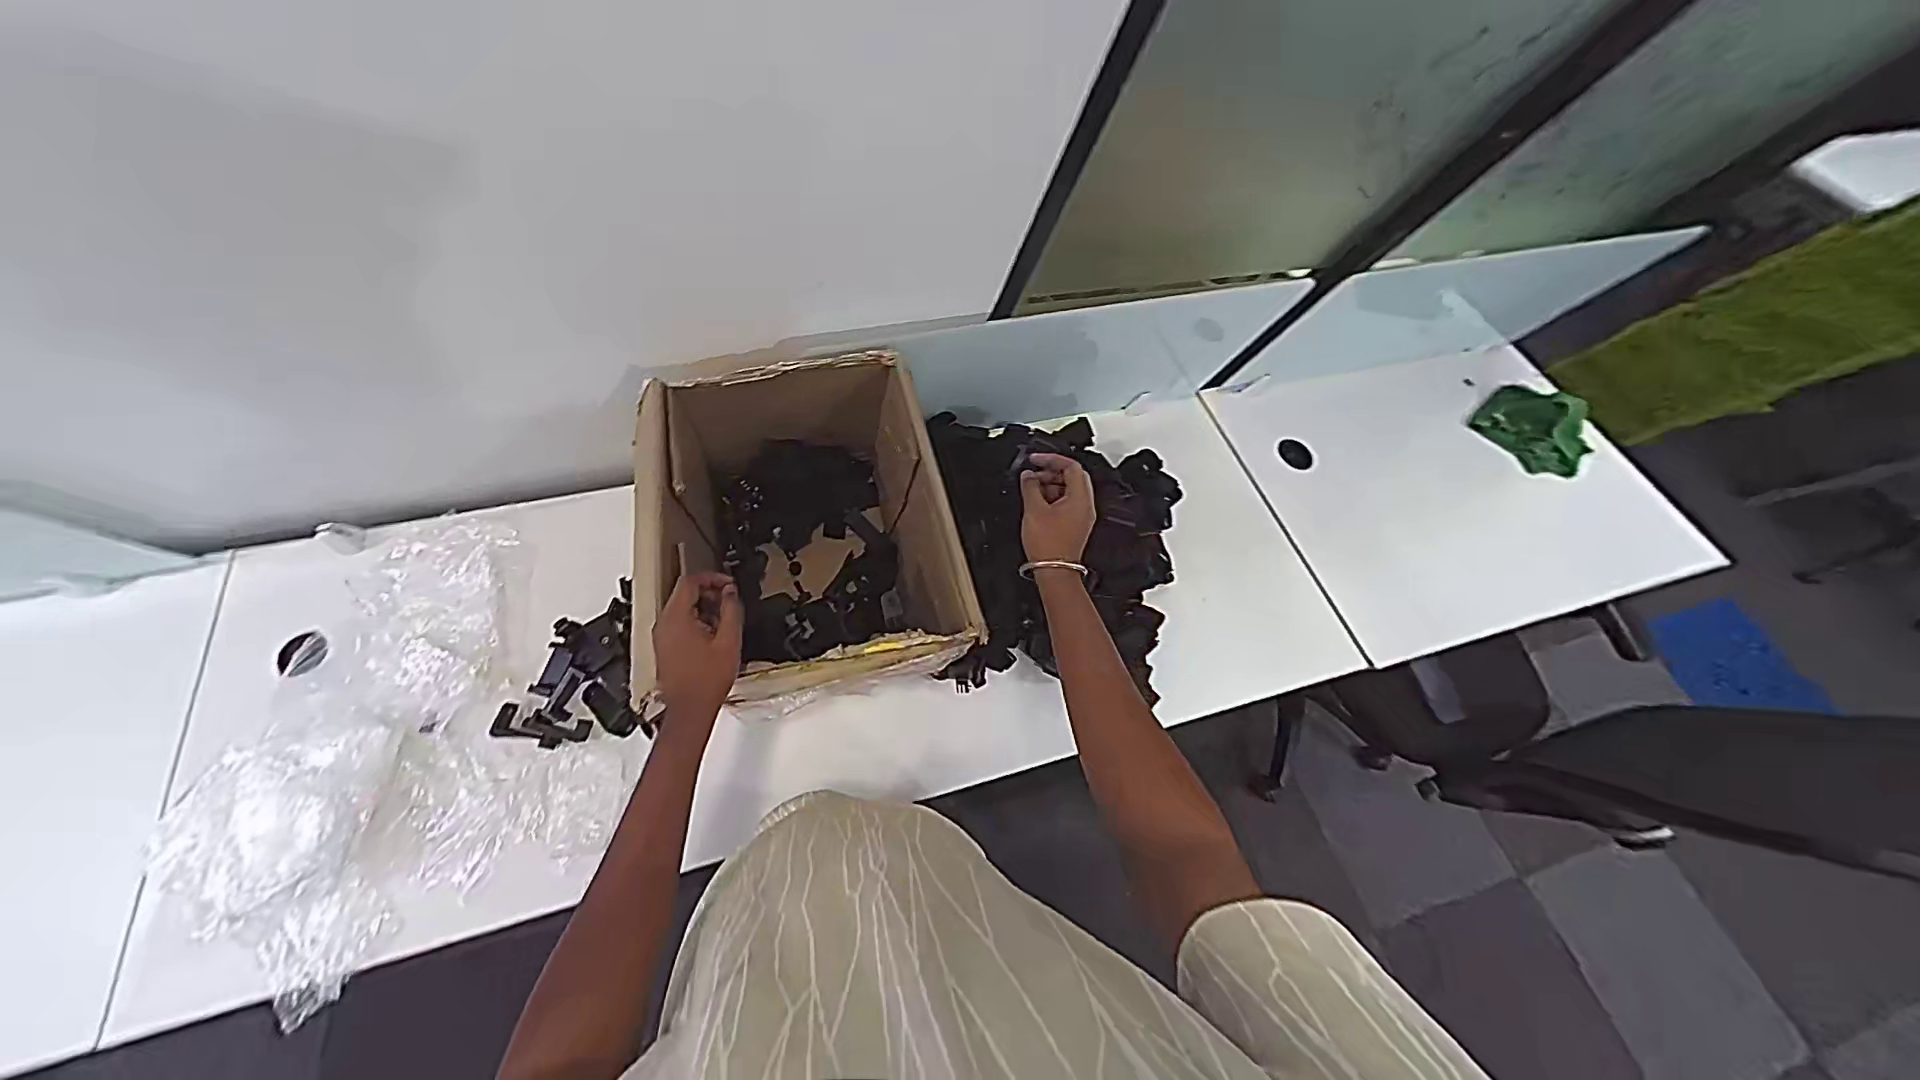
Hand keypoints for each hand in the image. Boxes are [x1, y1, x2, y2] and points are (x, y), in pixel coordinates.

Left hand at [651, 571, 742, 719]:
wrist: (690, 708)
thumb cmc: (706, 680)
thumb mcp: (729, 640)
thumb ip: (731, 610)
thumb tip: (730, 593)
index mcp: (676, 618)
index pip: (690, 582)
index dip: (712, 578)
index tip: (728, 584)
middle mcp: (664, 624)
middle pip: (684, 593)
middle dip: (709, 593)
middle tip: (729, 601)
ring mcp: (662, 636)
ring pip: (682, 608)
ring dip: (704, 608)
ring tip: (724, 622)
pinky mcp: (664, 647)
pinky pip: (679, 623)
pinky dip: (696, 621)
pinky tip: (713, 636)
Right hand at [1019, 452, 1095, 563]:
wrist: (1054, 570)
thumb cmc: (1048, 545)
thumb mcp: (1034, 509)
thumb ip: (1030, 487)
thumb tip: (1028, 476)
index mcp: (1080, 498)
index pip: (1071, 466)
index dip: (1052, 459)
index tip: (1036, 459)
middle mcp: (1085, 506)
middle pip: (1072, 477)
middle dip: (1051, 472)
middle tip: (1033, 474)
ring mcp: (1082, 516)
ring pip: (1069, 490)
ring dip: (1051, 485)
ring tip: (1032, 489)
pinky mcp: (1075, 525)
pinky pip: (1067, 503)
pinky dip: (1053, 497)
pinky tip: (1038, 503)